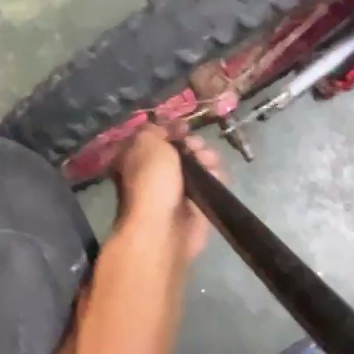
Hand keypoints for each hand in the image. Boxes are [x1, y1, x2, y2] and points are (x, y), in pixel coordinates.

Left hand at [113, 127, 223, 264]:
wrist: (164, 226)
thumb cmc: (151, 180)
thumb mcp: (147, 142)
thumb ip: (156, 129)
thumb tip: (167, 128)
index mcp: (138, 157)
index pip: (158, 136)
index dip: (171, 128)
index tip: (183, 127)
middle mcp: (157, 172)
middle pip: (183, 148)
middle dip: (193, 143)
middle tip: (194, 147)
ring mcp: (178, 188)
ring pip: (200, 162)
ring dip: (207, 157)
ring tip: (207, 162)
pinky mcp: (198, 202)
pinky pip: (212, 180)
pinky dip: (215, 176)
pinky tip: (214, 176)